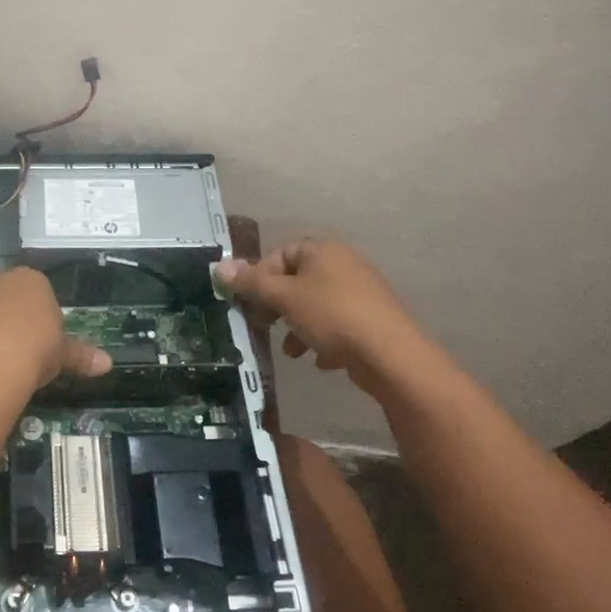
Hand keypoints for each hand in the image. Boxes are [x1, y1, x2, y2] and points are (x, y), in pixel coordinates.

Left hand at [0, 268, 110, 410]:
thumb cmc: (34, 351)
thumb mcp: (62, 354)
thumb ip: (81, 355)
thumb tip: (108, 364)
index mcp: (29, 280)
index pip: (39, 293)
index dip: (42, 320)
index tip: (45, 344)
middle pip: (7, 300)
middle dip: (12, 322)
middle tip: (21, 354)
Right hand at [215, 239, 432, 392]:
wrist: (391, 355)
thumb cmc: (332, 316)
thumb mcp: (284, 298)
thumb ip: (252, 283)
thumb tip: (219, 266)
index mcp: (323, 251)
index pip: (280, 253)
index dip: (259, 277)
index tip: (249, 302)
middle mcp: (344, 264)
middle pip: (297, 280)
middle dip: (277, 305)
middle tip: (264, 325)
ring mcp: (361, 293)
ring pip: (315, 305)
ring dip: (297, 327)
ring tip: (291, 351)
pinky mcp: (371, 320)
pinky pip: (337, 325)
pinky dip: (323, 340)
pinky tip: (319, 360)